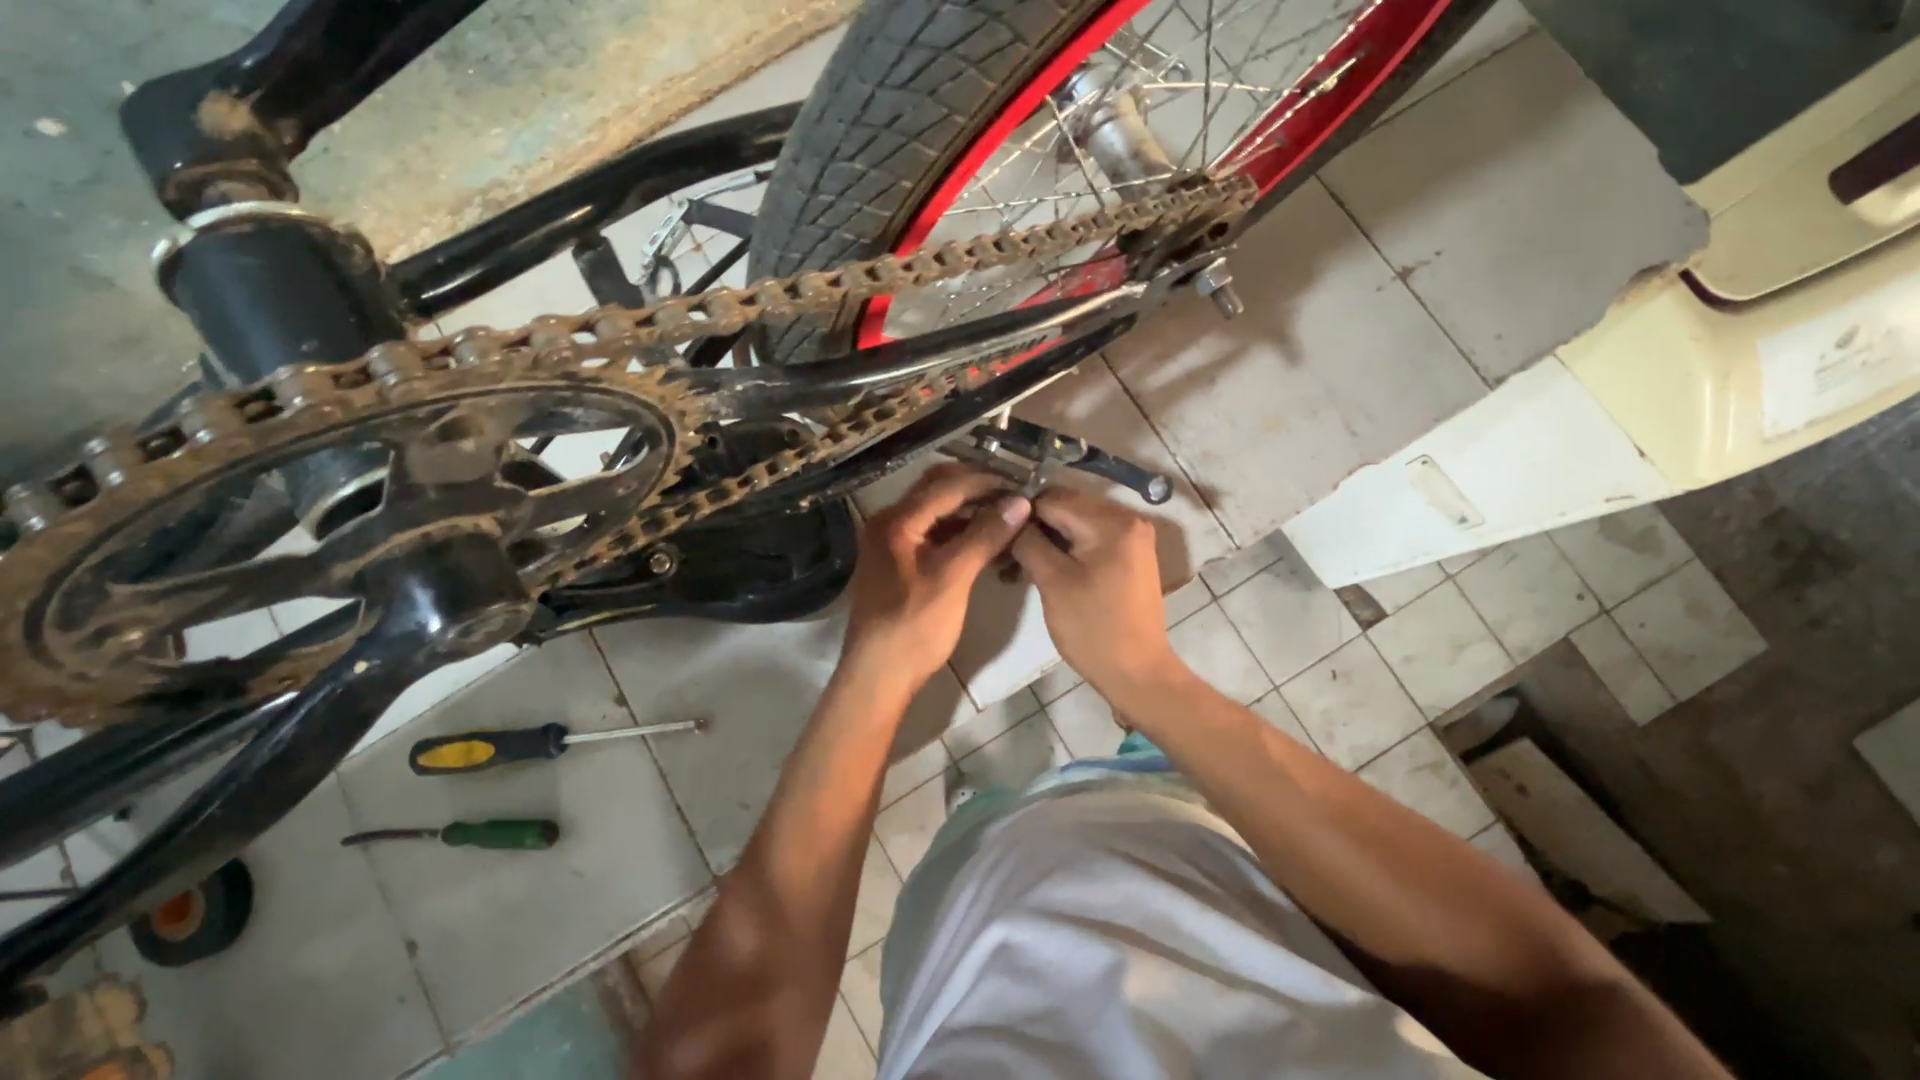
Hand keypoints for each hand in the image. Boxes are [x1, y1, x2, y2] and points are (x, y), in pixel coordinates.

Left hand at [841, 464, 1032, 691]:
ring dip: (968, 510)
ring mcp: (891, 545)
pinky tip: (985, 542)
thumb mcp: (952, 578)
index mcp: (895, 521)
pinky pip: (932, 535)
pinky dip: (958, 533)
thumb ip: (984, 536)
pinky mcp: (898, 566)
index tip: (1022, 485)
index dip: (986, 482)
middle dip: (975, 488)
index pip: (946, 485)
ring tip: (1006, 516)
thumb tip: (1020, 502)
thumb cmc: (913, 627)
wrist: (877, 676)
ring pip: (935, 513)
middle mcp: (888, 524)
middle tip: (1014, 494)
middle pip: (936, 490)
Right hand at [1009, 487, 1186, 704]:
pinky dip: (1068, 548)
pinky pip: (1092, 538)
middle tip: (1005, 553)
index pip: (1053, 498)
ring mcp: (1133, 537)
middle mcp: (1129, 519)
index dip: (1021, 513)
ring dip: (1049, 538)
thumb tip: (1010, 516)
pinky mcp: (1131, 555)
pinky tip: (1046, 568)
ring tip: (1020, 564)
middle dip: (1035, 526)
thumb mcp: (1053, 582)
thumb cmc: (1093, 629)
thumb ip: (1029, 541)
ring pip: (1077, 523)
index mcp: (1113, 522)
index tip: (996, 533)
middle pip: (1067, 507)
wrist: (1136, 672)